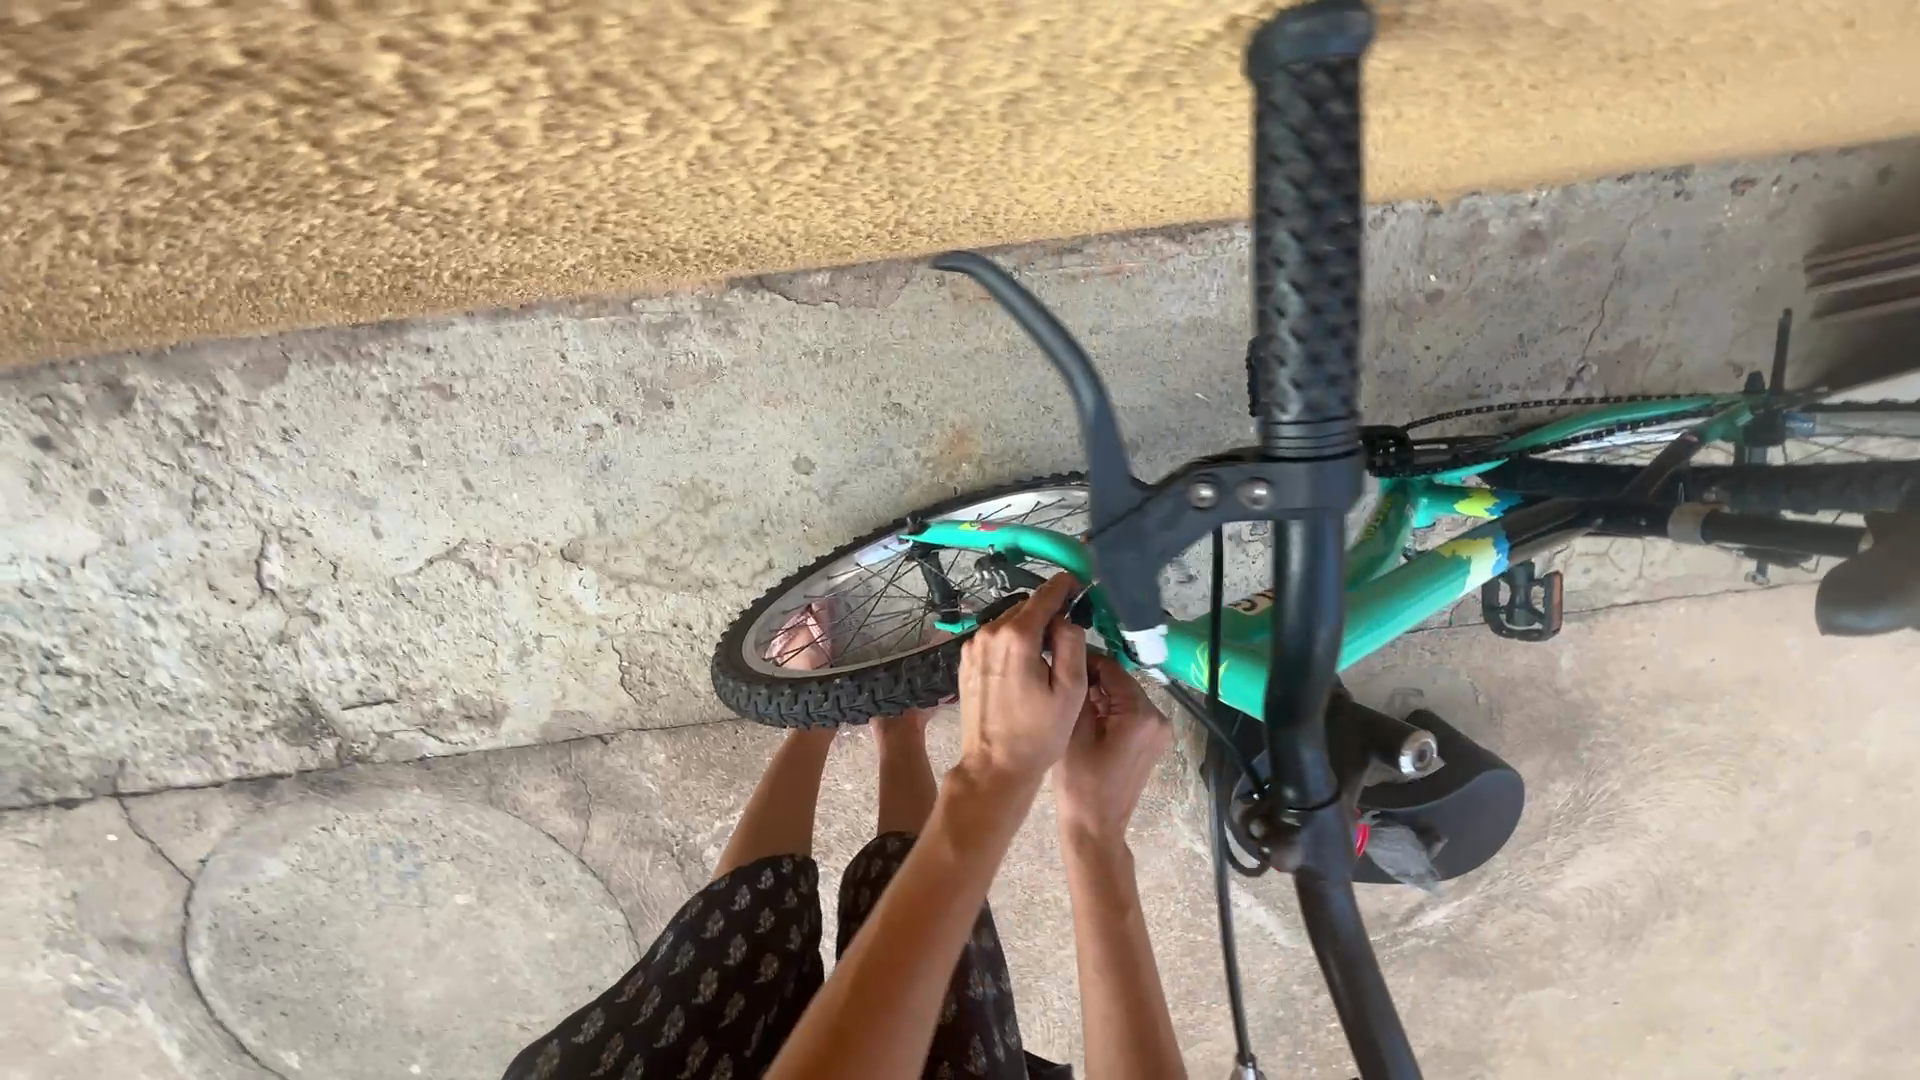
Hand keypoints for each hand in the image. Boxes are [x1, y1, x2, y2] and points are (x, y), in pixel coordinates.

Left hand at [955, 573, 1088, 793]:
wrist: (993, 767)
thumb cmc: (1038, 735)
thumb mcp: (1070, 690)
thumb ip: (1072, 643)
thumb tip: (1066, 619)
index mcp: (1016, 637)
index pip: (1044, 597)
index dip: (1063, 586)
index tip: (1077, 582)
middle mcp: (989, 633)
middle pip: (1025, 609)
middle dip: (1048, 613)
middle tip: (1069, 631)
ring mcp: (972, 646)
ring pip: (1008, 622)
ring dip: (1029, 629)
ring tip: (1048, 653)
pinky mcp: (965, 661)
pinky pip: (994, 638)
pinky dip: (1012, 641)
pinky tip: (1025, 664)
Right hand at [1053, 652, 1171, 849]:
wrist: (1095, 826)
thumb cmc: (1080, 782)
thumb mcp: (1074, 730)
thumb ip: (1080, 692)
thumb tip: (1077, 663)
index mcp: (1141, 714)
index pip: (1112, 669)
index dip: (1085, 662)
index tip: (1060, 661)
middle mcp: (1158, 718)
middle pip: (1121, 681)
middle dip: (1093, 678)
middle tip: (1063, 682)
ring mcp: (1159, 731)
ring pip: (1124, 696)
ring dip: (1101, 694)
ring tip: (1072, 699)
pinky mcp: (1153, 741)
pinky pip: (1129, 713)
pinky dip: (1110, 710)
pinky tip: (1088, 716)